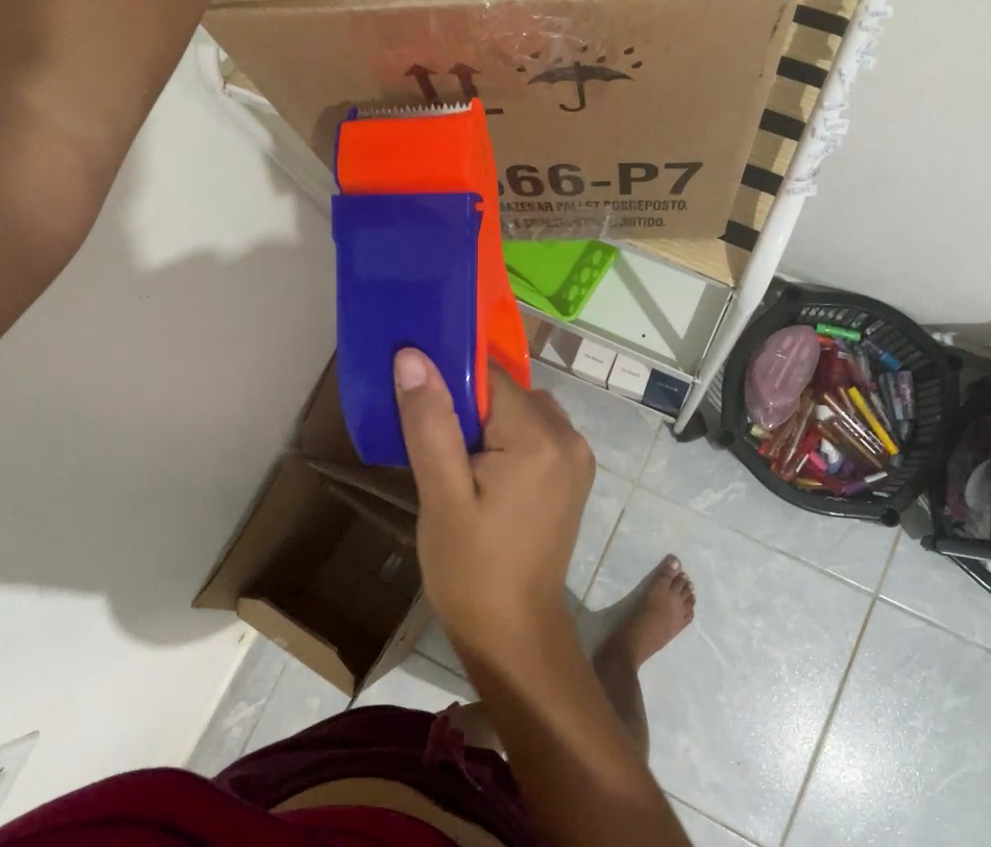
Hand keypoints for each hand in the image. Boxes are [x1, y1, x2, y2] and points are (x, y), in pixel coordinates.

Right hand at [393, 349, 594, 659]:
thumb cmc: (471, 569)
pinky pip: (534, 436)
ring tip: (452, 464)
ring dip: (485, 425)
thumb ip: (431, 422)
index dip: (450, 380)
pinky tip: (479, 476)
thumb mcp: (441, 496)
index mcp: (540, 438)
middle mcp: (570, 437)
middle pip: (507, 393)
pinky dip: (505, 441)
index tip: (416, 400)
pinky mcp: (573, 477)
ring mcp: (577, 458)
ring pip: (520, 412)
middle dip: (466, 407)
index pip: (491, 376)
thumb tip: (413, 356)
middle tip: (429, 442)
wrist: (514, 633)